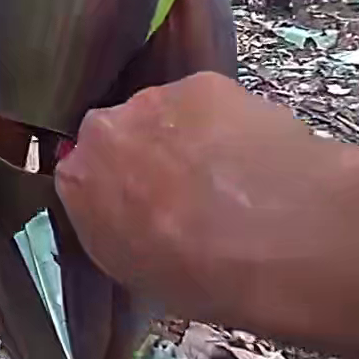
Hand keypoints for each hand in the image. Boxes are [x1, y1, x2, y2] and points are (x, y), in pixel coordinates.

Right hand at [55, 73, 358, 358]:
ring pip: (161, 115)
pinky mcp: (204, 82)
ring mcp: (152, 101)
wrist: (281, 238)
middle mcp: (102, 131)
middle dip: (142, 156)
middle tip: (185, 190)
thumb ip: (110, 224)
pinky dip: (221, 123)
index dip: (114, 189)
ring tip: (229, 175)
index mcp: (77, 181)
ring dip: (183, 136)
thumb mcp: (133, 270)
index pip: (81, 173)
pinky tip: (252, 154)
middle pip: (117, 135)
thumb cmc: (200, 275)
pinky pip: (202, 103)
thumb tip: (119, 204)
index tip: (141, 207)